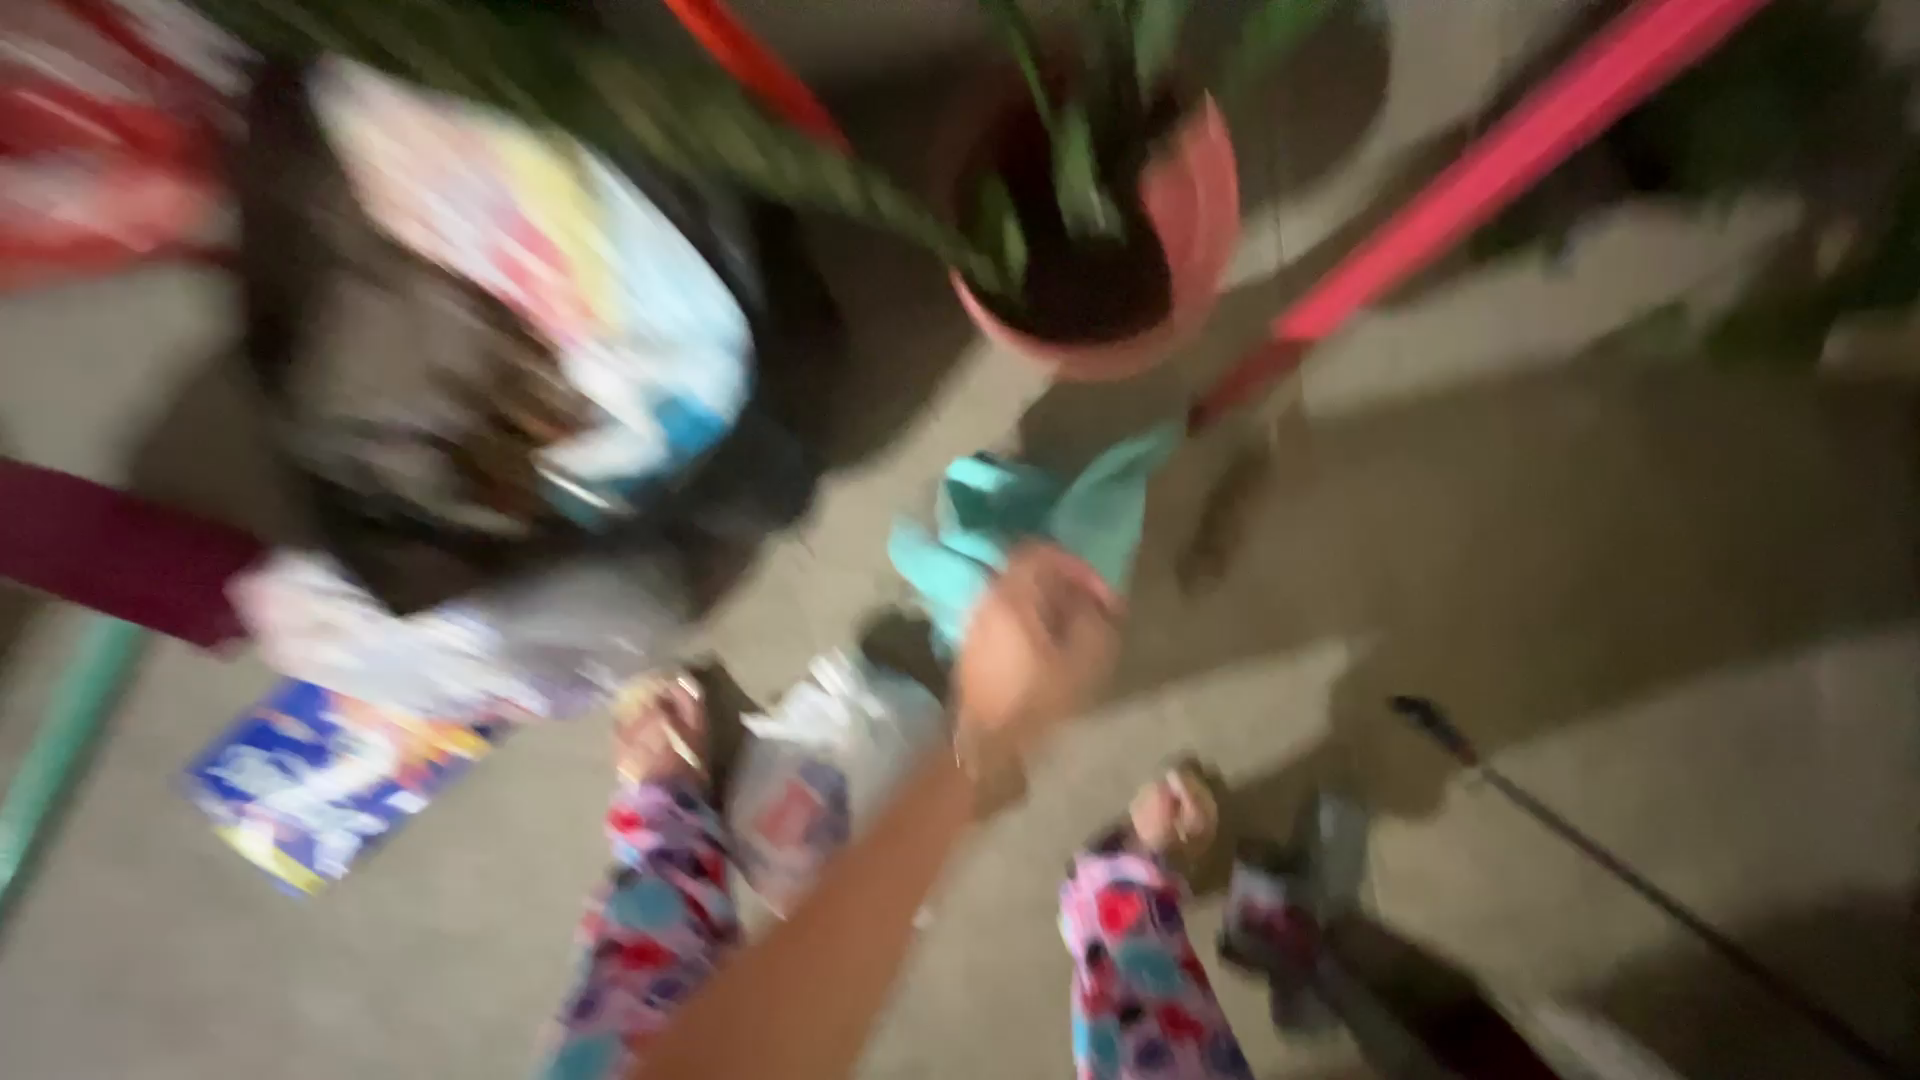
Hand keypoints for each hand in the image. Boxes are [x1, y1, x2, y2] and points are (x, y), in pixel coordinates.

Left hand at [952, 543, 1122, 749]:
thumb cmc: (1035, 702)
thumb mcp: (1081, 662)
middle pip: (1029, 572)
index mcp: (1010, 597)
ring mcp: (977, 622)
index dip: (1078, 566)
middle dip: (1068, 585)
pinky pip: (1009, 614)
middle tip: (1097, 610)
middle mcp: (987, 600)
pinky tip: (1055, 647)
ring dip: (1053, 604)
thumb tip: (1093, 604)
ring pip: (1020, 594)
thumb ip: (1093, 621)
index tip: (1102, 594)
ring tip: (1081, 630)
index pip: (1042, 553)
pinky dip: (1036, 618)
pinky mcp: (975, 643)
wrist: (986, 745)